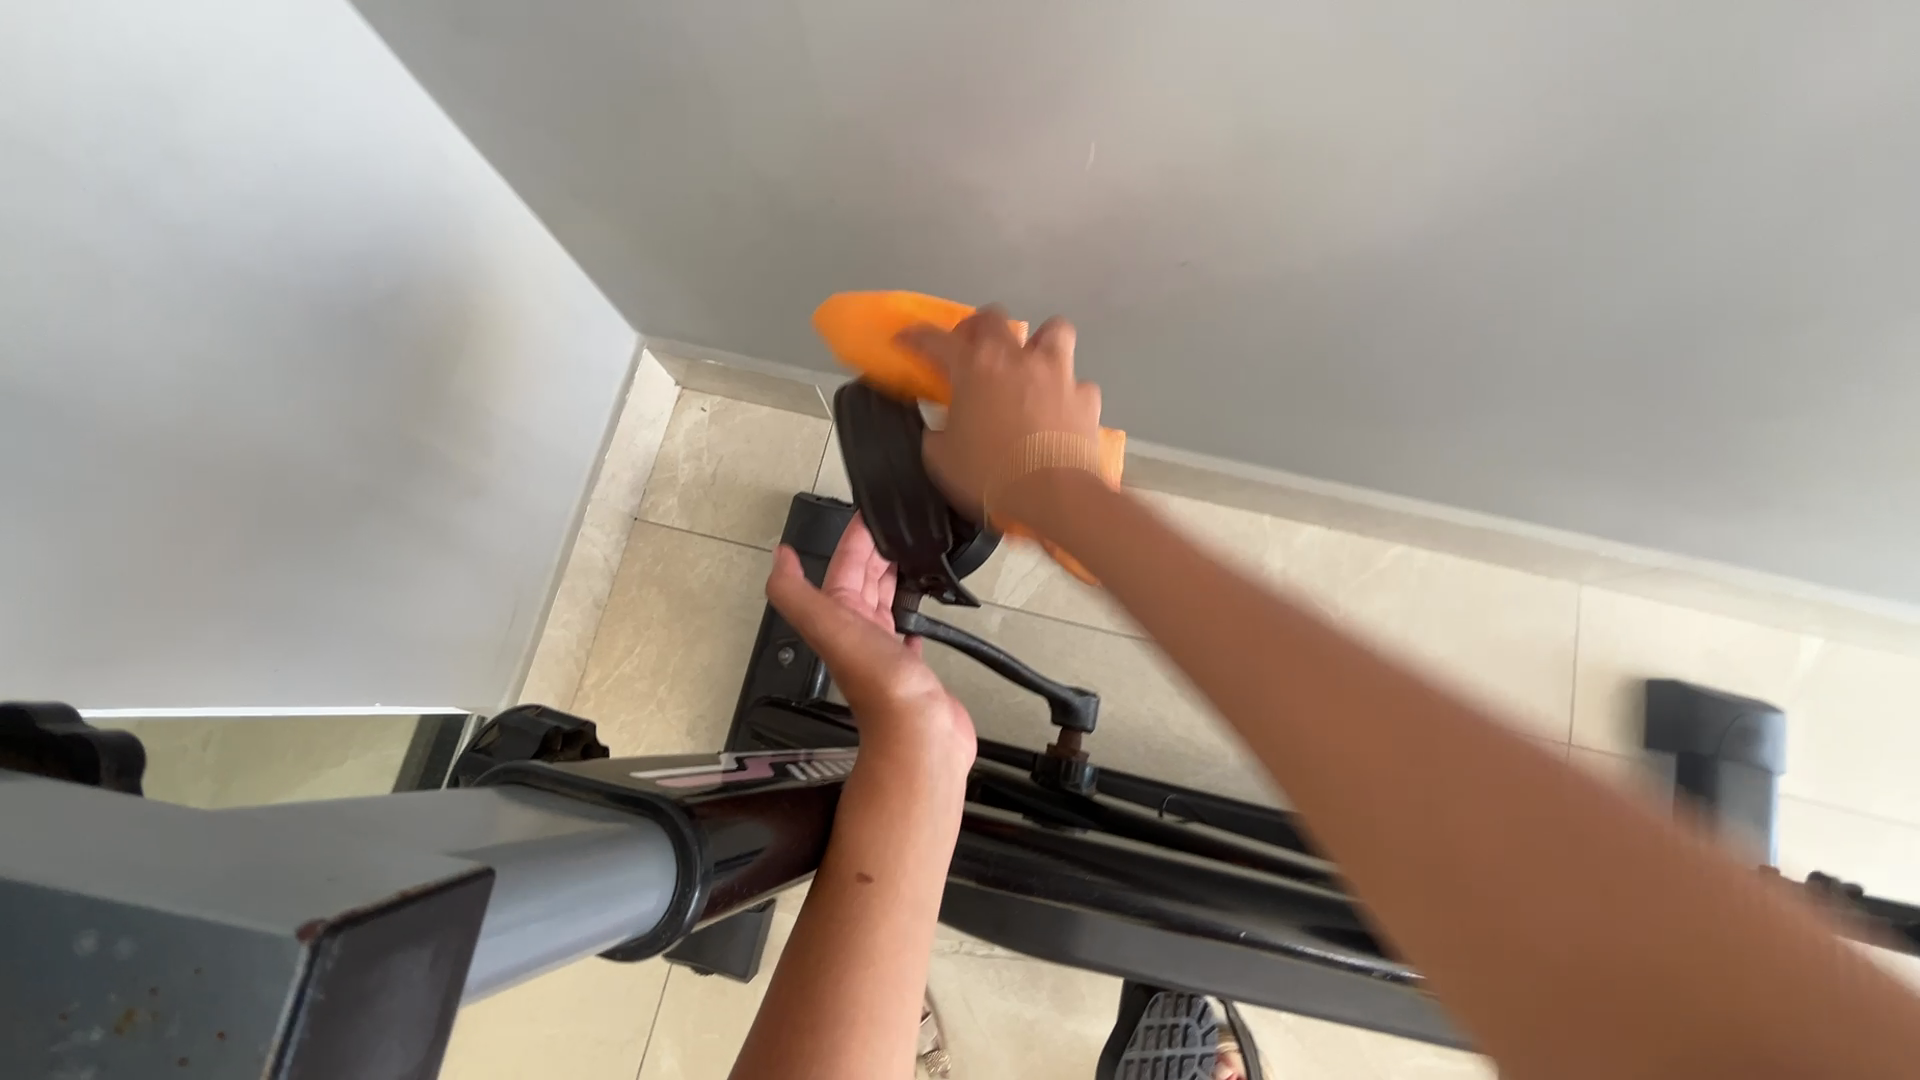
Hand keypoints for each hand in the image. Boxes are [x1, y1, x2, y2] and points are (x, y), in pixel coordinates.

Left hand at [765, 516, 974, 773]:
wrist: (918, 734)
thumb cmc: (881, 684)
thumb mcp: (829, 627)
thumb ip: (796, 592)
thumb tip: (778, 557)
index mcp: (839, 618)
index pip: (844, 567)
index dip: (856, 539)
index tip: (871, 514)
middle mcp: (858, 632)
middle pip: (864, 581)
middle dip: (876, 553)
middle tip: (896, 527)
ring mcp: (884, 651)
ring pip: (884, 604)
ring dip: (893, 581)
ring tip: (910, 559)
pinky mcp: (911, 668)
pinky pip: (906, 635)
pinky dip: (911, 620)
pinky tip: (919, 615)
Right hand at [897, 306, 1102, 521]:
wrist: (1055, 496)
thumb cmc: (990, 476)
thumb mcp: (942, 459)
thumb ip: (937, 434)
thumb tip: (940, 428)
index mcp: (974, 368)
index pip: (935, 340)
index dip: (916, 337)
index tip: (906, 339)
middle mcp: (1017, 359)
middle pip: (993, 318)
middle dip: (976, 327)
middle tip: (970, 348)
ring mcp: (1058, 373)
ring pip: (1053, 331)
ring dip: (1038, 342)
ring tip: (1031, 364)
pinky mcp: (1087, 396)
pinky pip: (1076, 384)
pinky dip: (1067, 393)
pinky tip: (1060, 411)